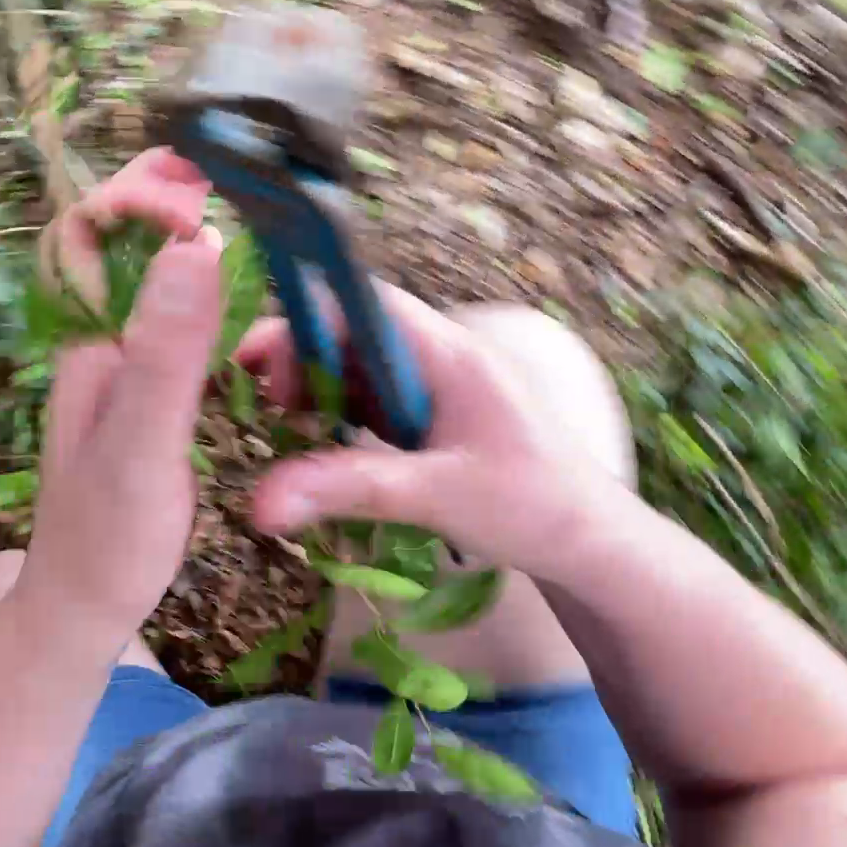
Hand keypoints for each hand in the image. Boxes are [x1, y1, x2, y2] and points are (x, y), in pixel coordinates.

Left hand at [12, 150, 225, 641]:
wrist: (82, 603)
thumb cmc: (107, 537)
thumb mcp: (139, 449)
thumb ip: (163, 356)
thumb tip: (194, 247)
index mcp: (83, 345)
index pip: (83, 235)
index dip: (133, 200)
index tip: (200, 205)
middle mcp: (94, 345)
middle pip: (112, 245)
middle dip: (158, 197)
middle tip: (222, 173)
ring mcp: (117, 371)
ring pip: (141, 280)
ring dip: (180, 237)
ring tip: (240, 217)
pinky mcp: (142, 397)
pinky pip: (167, 323)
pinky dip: (201, 293)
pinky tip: (240, 302)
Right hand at [237, 283, 625, 580]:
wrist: (589, 542)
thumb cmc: (531, 507)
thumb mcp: (435, 495)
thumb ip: (349, 489)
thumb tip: (260, 504)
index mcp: (448, 354)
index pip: (366, 305)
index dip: (306, 319)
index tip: (257, 358)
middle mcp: (437, 357)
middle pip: (352, 331)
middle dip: (300, 356)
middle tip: (269, 401)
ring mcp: (434, 386)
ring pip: (357, 365)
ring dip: (314, 384)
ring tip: (283, 419)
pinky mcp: (430, 415)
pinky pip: (370, 397)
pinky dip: (336, 410)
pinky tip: (318, 438)